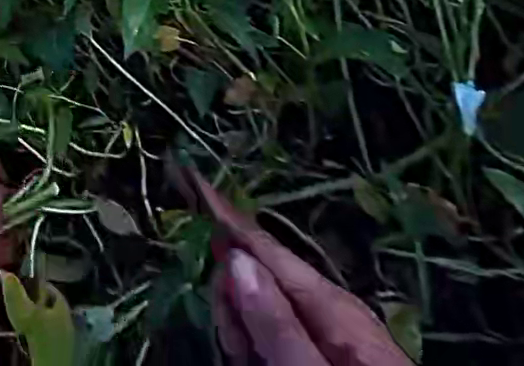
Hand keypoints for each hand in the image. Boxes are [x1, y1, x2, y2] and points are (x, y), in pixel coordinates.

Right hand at [192, 172, 409, 365]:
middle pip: (258, 273)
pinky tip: (252, 360)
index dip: (225, 212)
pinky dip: (257, 343)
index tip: (190, 176)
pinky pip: (274, 332)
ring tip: (244, 361)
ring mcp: (327, 336)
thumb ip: (276, 323)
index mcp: (333, 306)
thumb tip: (235, 256)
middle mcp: (329, 310)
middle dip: (231, 296)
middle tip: (235, 349)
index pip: (266, 243)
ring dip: (241, 326)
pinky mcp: (321, 356)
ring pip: (259, 304)